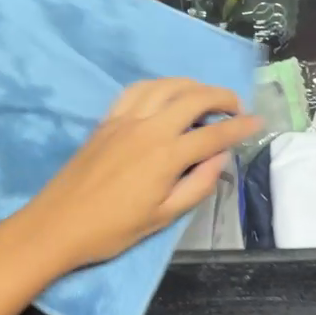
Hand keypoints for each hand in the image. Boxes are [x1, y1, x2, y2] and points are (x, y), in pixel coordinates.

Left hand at [17, 78, 261, 273]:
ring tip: (206, 96)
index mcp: (166, 156)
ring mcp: (126, 119)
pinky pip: (138, 89)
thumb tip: (220, 158)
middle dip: (221, 97)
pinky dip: (160, 85)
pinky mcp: (108, 119)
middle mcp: (149, 128)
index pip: (214, 135)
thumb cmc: (112, 230)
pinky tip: (166, 93)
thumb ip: (197, 185)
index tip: (258, 122)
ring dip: (193, 85)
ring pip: (167, 85)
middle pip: (194, 98)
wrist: (57, 225)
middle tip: (236, 107)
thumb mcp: (163, 218)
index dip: (240, 127)